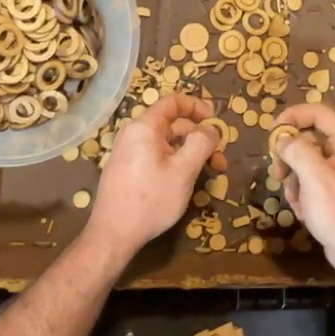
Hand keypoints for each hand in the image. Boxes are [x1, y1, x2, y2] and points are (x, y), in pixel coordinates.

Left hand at [87, 94, 227, 259]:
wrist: (114, 233)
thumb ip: (201, 143)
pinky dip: (176, 163)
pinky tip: (187, 182)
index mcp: (144, 127)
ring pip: (167, 144)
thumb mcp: (184, 171)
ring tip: (210, 175)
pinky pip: (156, 157)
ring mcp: (128, 153)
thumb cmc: (151, 199)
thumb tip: (212, 128)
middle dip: (200, 139)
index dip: (198, 107)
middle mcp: (134, 134)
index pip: (174, 102)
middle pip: (173, 125)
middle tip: (220, 161)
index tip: (217, 122)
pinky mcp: (128, 170)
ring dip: (191, 154)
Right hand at [270, 104, 334, 290]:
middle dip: (291, 157)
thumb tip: (283, 138)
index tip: (271, 134)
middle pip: (311, 139)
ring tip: (298, 202)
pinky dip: (305, 193)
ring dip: (296, 180)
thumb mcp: (316, 180)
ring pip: (310, 162)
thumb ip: (298, 151)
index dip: (292, 117)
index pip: (319, 114)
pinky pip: (316, 181)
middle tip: (279, 175)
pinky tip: (306, 212)